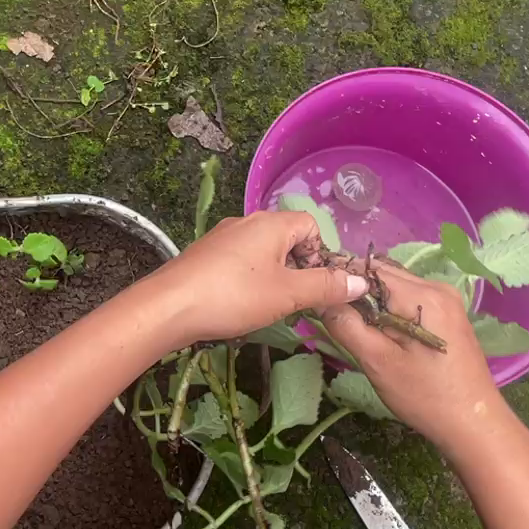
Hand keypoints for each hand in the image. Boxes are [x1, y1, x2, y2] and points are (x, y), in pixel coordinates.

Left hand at [144, 210, 367, 346]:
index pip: (311, 226)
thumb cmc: (233, 296)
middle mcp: (246, 222)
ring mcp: (222, 238)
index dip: (320, 255)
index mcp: (271, 223)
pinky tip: (238, 305)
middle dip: (296, 269)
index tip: (315, 285)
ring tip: (266, 306)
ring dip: (272, 278)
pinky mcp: (204, 255)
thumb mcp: (287, 294)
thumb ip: (325, 286)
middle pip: (286, 239)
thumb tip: (361, 281)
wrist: (168, 306)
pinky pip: (238, 263)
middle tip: (293, 300)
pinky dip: (247, 281)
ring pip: (262, 253)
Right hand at [317, 263, 519, 457]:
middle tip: (333, 316)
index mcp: (421, 296)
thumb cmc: (424, 395)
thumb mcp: (377, 362)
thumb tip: (320, 299)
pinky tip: (379, 330)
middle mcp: (436, 287)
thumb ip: (346, 325)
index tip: (318, 300)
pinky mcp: (447, 313)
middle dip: (354, 290)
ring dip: (370, 299)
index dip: (339, 281)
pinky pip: (407, 297)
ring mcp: (445, 299)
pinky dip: (387, 306)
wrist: (473, 424)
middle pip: (381, 273)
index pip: (366, 269)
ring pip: (393, 285)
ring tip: (353, 325)